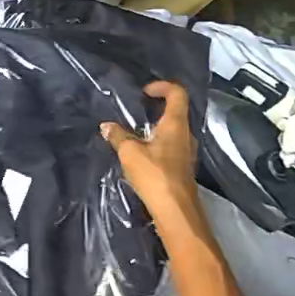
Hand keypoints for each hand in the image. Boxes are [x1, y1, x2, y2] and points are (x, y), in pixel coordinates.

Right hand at [102, 81, 204, 229]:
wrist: (175, 209)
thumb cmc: (155, 174)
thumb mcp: (130, 153)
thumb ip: (119, 136)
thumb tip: (107, 126)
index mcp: (176, 123)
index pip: (178, 93)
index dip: (163, 86)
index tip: (145, 92)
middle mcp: (186, 134)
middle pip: (176, 111)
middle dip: (157, 107)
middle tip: (137, 110)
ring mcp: (187, 151)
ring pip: (174, 130)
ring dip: (157, 127)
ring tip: (136, 132)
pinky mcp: (183, 166)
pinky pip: (172, 145)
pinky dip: (159, 143)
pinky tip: (143, 153)